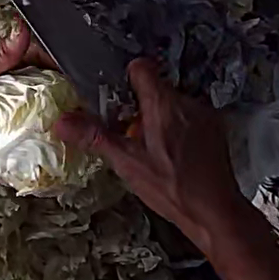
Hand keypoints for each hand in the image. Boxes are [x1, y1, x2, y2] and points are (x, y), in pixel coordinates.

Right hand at [55, 58, 257, 250]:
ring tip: (151, 146)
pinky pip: (190, 116)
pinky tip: (172, 153)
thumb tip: (63, 122)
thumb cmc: (172, 187)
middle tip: (129, 131)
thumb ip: (95, 137)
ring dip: (159, 117)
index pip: (141, 68)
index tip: (117, 97)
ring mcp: (204, 114)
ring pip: (173, 103)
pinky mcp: (215, 129)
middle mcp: (186, 102)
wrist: (214, 212)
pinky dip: (178, 127)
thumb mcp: (127, 163)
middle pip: (156, 88)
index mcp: (162, 104)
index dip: (126, 78)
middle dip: (140, 105)